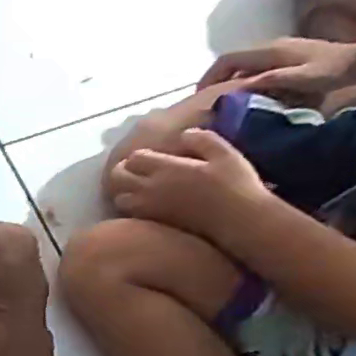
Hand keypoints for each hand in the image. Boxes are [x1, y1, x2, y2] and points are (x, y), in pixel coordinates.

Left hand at [106, 128, 270, 238]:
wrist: (237, 219)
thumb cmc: (234, 184)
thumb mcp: (226, 154)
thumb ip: (203, 140)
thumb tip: (184, 133)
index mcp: (167, 168)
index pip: (135, 158)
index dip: (138, 155)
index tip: (147, 156)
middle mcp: (150, 187)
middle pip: (118, 177)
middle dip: (121, 171)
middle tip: (131, 170)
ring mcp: (147, 206)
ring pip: (118, 197)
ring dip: (122, 190)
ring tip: (133, 187)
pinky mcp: (151, 221)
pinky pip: (127, 213)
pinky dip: (127, 206)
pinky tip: (141, 203)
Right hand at [197, 37, 355, 103]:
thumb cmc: (332, 72)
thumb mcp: (301, 80)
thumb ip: (270, 81)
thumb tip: (240, 87)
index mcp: (269, 51)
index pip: (226, 60)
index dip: (208, 77)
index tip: (198, 96)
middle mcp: (271, 46)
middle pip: (232, 61)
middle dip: (216, 79)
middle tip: (209, 100)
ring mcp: (281, 49)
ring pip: (244, 64)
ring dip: (231, 79)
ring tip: (227, 99)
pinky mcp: (289, 56)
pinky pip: (256, 66)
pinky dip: (245, 78)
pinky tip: (250, 93)